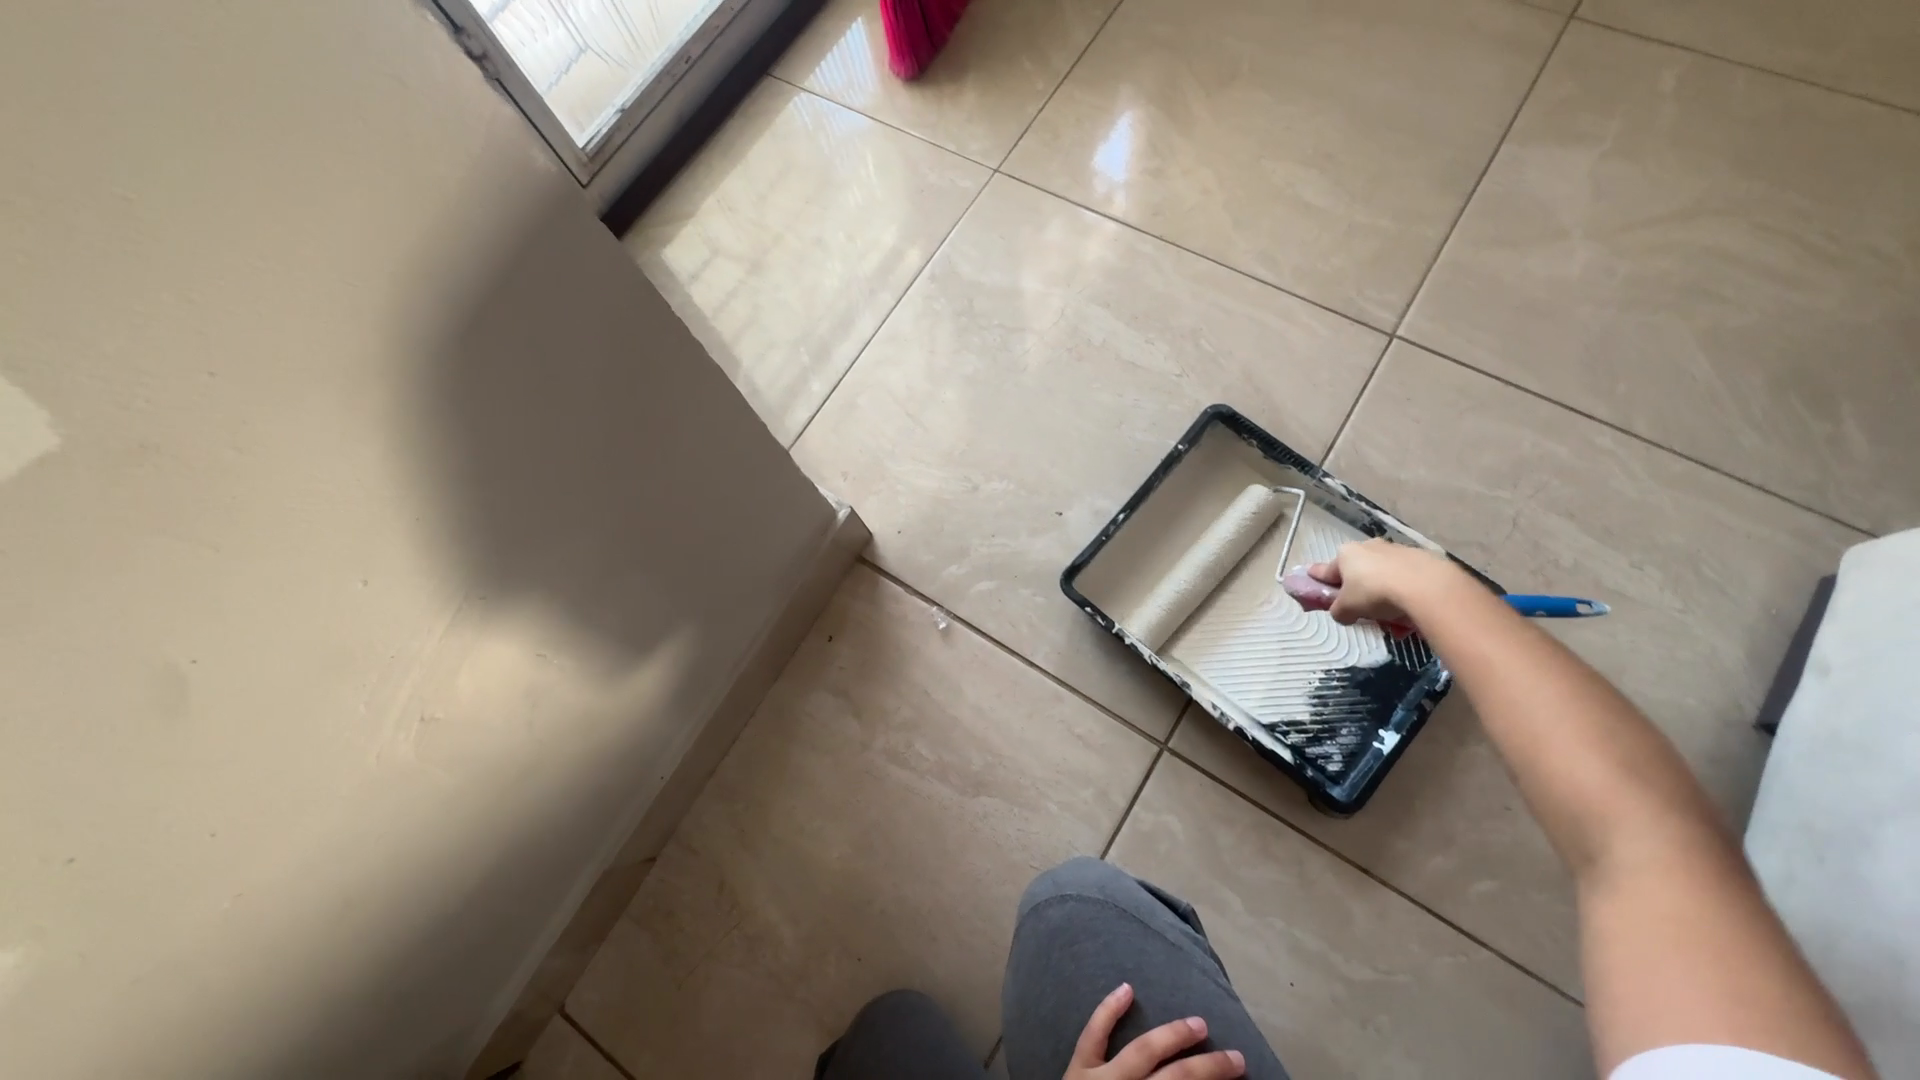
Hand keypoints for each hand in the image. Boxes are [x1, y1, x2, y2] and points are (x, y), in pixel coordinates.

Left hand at [1063, 983, 1246, 1079]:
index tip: (1239, 1074)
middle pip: (1175, 1078)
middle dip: (1207, 1067)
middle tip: (1235, 1058)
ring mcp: (1100, 1079)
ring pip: (1141, 1051)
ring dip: (1172, 1036)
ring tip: (1198, 1024)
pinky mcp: (1077, 1069)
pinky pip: (1093, 1034)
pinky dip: (1108, 1010)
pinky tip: (1127, 988)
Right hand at [1305, 538, 1453, 628]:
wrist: (1425, 586)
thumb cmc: (1374, 593)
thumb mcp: (1347, 609)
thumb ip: (1338, 611)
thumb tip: (1342, 613)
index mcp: (1346, 554)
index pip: (1326, 569)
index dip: (1318, 578)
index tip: (1313, 580)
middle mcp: (1369, 546)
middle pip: (1358, 571)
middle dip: (1359, 589)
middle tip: (1363, 609)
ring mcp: (1396, 550)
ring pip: (1383, 575)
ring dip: (1384, 593)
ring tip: (1393, 616)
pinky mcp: (1420, 557)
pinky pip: (1406, 578)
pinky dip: (1405, 593)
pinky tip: (1410, 611)